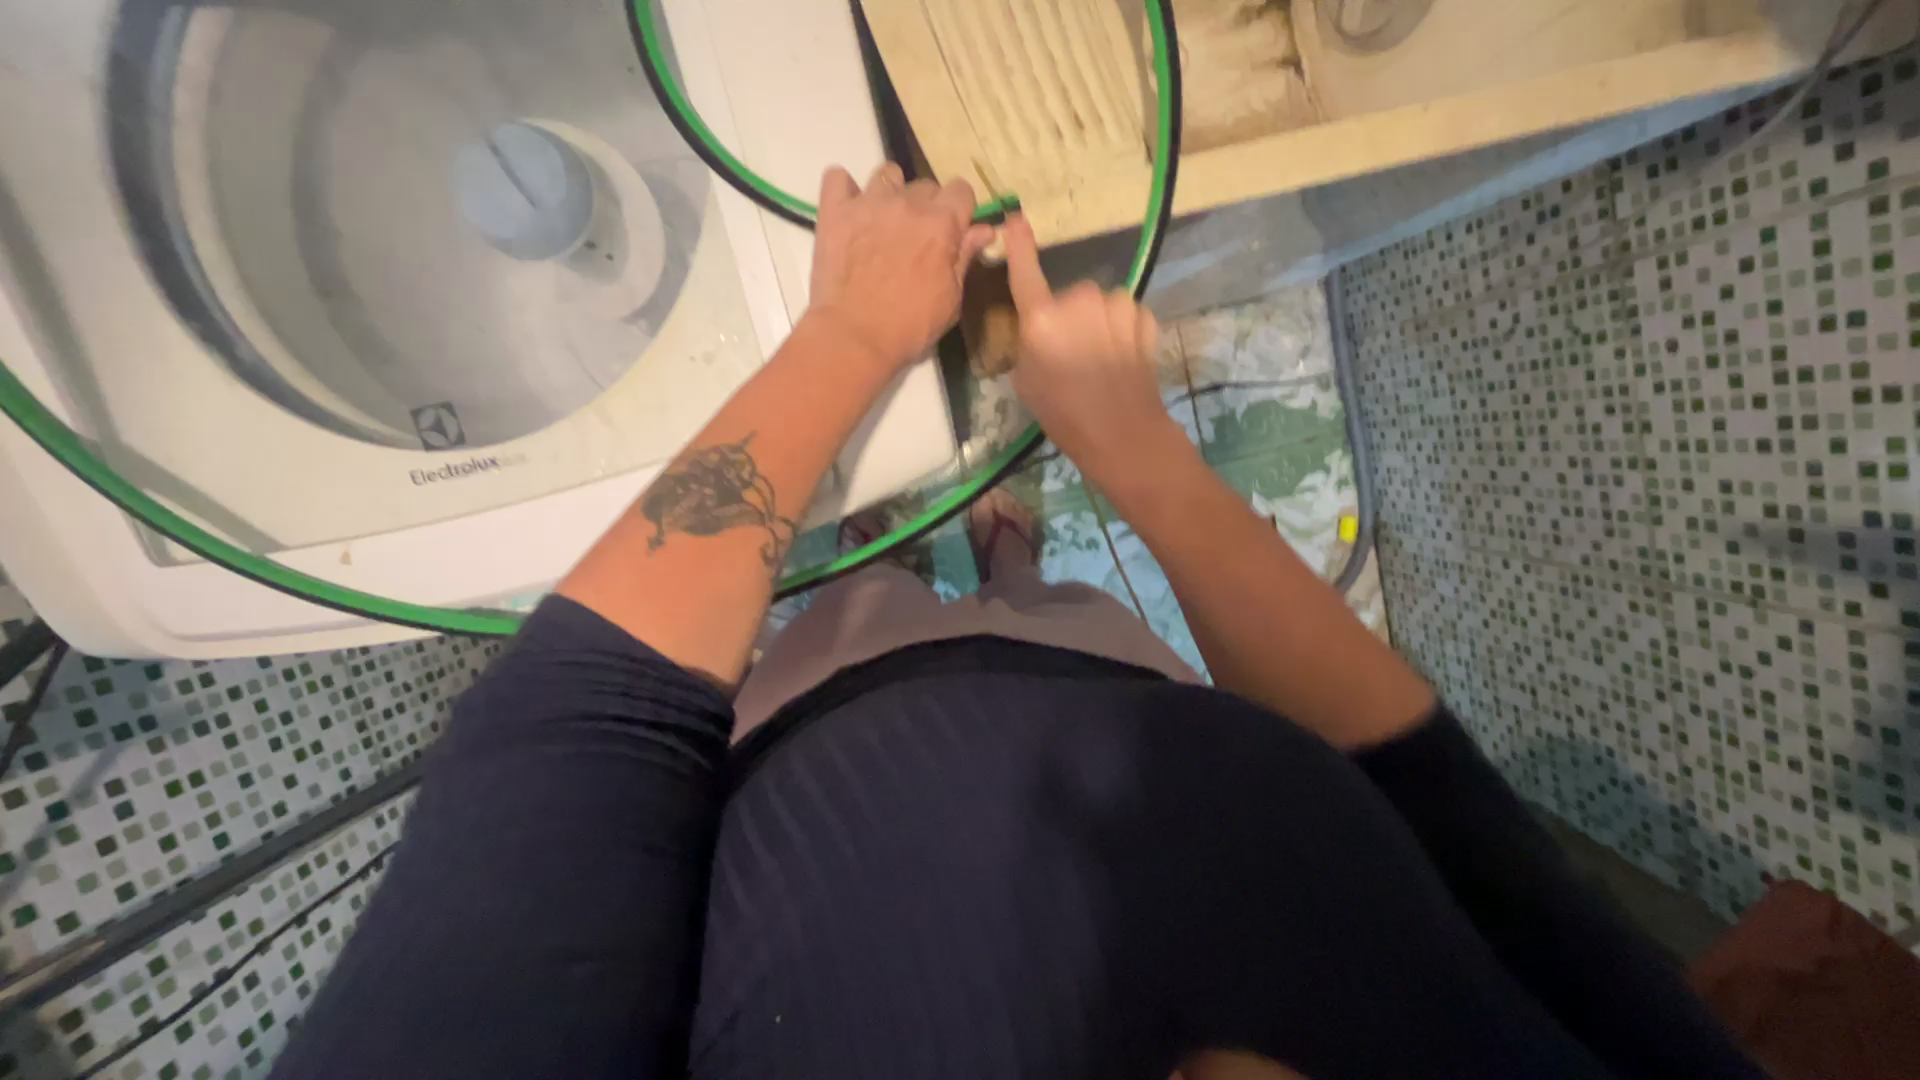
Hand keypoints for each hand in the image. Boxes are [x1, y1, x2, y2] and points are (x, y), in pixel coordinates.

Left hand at [805, 164, 994, 371]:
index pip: (962, 190)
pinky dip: (844, 190)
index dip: (960, 210)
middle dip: (926, 207)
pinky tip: (849, 212)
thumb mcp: (950, 300)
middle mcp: (907, 203)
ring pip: (886, 174)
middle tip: (917, 239)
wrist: (855, 337)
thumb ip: (965, 258)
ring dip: (891, 193)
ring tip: (884, 222)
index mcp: (941, 223)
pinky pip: (837, 178)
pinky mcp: (834, 211)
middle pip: (925, 185)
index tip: (954, 231)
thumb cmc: (909, 327)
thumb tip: (984, 230)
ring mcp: (868, 203)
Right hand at [1003, 216, 1184, 481]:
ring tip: (1100, 361)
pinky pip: (1125, 316)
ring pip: (1100, 305)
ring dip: (1098, 323)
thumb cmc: (1063, 414)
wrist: (1123, 433)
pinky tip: (1122, 359)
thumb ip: (1028, 343)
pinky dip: (1123, 331)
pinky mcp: (1145, 315)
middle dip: (1068, 317)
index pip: (1025, 271)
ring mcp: (1117, 304)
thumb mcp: (1025, 381)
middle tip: (1070, 355)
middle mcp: (1079, 299)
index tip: (1015, 218)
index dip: (1019, 244)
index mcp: (1041, 317)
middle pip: (1069, 296)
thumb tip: (1039, 330)